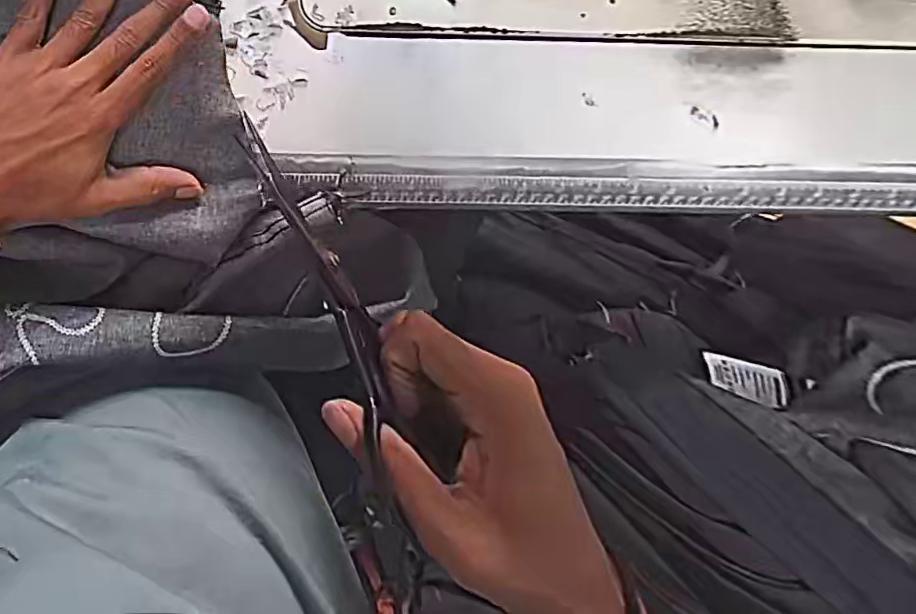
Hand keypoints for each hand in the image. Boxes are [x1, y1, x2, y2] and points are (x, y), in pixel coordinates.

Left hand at [0, 0, 212, 274]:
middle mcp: (75, 86)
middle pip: (125, 38)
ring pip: (84, 19)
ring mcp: (41, 68)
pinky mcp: (9, 60)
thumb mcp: (93, 199)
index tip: (197, 18)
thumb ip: (146, 187)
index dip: (176, 40)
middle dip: (158, 7)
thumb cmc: (28, 193)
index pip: (148, 69)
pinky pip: (31, 17)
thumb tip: (192, 186)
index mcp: (99, 117)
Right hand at [322, 312, 624, 613]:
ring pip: (426, 350)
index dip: (390, 363)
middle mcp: (506, 379)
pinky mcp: (501, 392)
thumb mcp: (442, 526)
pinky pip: (441, 368)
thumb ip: (382, 459)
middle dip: (396, 378)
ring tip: (426, 442)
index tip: (395, 410)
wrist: (578, 586)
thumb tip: (338, 410)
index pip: (418, 330)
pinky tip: (438, 439)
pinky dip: (423, 395)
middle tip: (409, 433)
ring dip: (408, 389)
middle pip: (418, 335)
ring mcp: (506, 383)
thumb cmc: (528, 563)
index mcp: (498, 397)